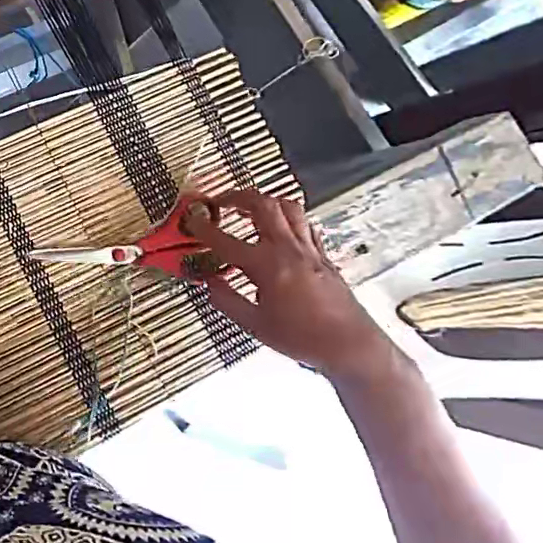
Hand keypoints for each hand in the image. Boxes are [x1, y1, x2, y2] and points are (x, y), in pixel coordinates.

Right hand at [183, 188, 407, 386]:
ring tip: (248, 206)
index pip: (225, 240)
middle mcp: (288, 250)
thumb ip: (226, 300)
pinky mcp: (322, 256)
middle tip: (220, 201)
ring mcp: (309, 250)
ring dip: (264, 201)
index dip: (203, 228)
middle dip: (237, 197)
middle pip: (263, 205)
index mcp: (267, 266)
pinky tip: (278, 228)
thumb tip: (210, 285)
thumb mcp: (255, 324)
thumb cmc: (305, 338)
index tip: (191, 221)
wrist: (351, 346)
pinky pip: (304, 224)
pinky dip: (287, 218)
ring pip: (288, 207)